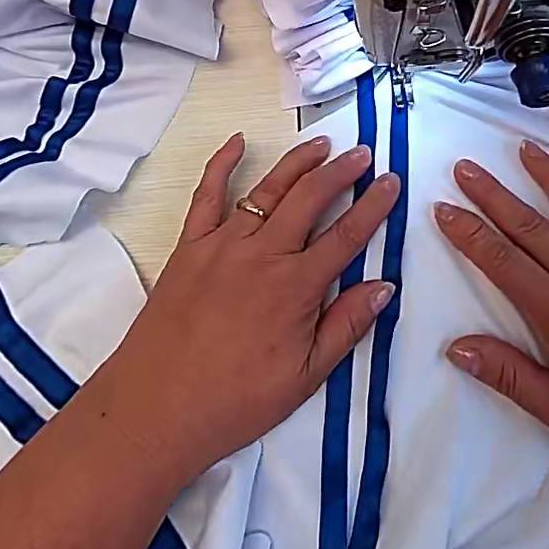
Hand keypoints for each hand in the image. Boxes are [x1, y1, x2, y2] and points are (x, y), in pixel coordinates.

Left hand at [75, 134, 400, 484]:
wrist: (157, 406)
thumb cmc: (234, 399)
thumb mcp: (305, 376)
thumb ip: (346, 326)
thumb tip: (383, 288)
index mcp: (295, 286)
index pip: (347, 234)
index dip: (374, 205)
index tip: (390, 182)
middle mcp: (263, 254)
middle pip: (311, 198)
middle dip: (341, 171)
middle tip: (362, 153)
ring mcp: (223, 243)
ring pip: (268, 188)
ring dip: (298, 162)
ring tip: (321, 144)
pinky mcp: (190, 244)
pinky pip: (208, 194)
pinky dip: (222, 163)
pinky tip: (237, 142)